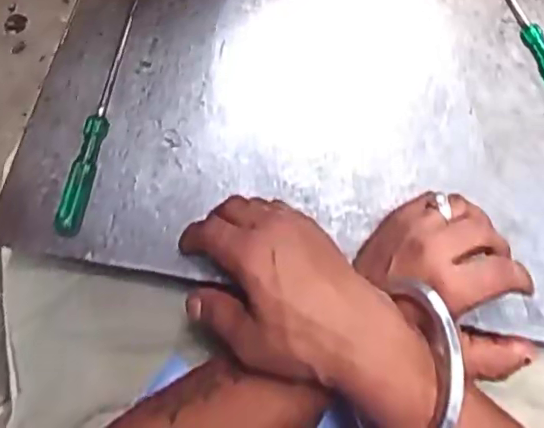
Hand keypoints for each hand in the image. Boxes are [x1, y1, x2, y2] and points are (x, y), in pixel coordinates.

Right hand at [179, 196, 428, 393]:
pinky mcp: (313, 225)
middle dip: (214, 220)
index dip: (193, 236)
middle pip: (232, 207)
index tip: (186, 247)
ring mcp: (295, 221)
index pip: (210, 230)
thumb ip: (218, 314)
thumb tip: (196, 298)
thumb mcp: (250, 340)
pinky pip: (278, 207)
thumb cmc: (303, 339)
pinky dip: (263, 213)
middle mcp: (270, 225)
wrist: (357, 328)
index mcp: (249, 250)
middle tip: (207, 241)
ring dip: (239, 214)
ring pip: (256, 202)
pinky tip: (266, 235)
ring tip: (234, 237)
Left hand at [356, 192, 536, 380]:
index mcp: (448, 284)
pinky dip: (449, 209)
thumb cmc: (401, 335)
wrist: (348, 311)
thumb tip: (530, 350)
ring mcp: (414, 224)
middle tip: (498, 262)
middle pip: (486, 230)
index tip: (522, 286)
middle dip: (500, 248)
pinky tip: (450, 227)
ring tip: (476, 242)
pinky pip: (436, 198)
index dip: (521, 277)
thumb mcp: (448, 359)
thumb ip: (492, 357)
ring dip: (477, 223)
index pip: (502, 269)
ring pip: (462, 206)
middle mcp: (433, 246)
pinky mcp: (399, 213)